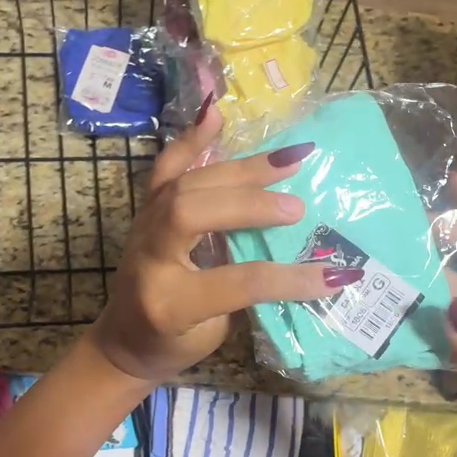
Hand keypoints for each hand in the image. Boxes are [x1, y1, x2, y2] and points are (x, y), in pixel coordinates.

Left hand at [90, 106, 353, 383]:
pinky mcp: (144, 211)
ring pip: (185, 184)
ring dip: (240, 168)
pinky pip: (165, 169)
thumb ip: (248, 296)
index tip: (334, 275)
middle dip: (249, 204)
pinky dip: (192, 140)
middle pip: (194, 213)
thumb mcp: (214, 334)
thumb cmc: (174, 344)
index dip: (286, 279)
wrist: (123, 341)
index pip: (236, 282)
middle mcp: (150, 259)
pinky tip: (216, 113)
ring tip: (289, 158)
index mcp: (171, 302)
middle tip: (296, 206)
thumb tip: (306, 262)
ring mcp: (142, 228)